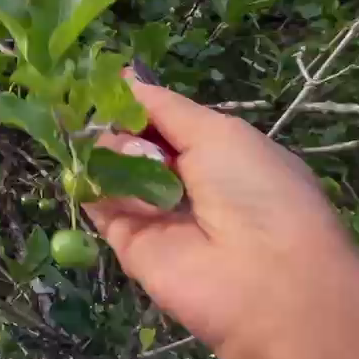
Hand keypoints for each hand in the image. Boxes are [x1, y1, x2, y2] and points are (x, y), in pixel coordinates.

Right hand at [86, 76, 358, 358]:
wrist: (263, 281)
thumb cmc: (257, 193)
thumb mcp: (219, 133)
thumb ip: (163, 107)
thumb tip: (123, 78)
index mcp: (212, 151)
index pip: (158, 116)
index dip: (131, 100)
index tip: (103, 81)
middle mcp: (177, 176)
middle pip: (126, 136)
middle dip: (113, 120)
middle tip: (105, 114)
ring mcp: (146, 205)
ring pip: (106, 161)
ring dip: (113, 151)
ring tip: (134, 160)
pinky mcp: (122, 234)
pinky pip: (96, 195)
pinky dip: (95, 181)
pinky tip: (105, 174)